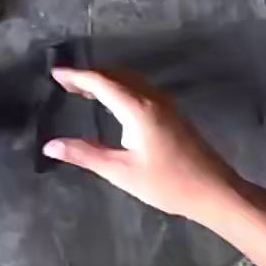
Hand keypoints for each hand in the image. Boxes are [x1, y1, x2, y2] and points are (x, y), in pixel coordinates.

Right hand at [41, 67, 242, 221]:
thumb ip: (85, 154)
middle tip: (65, 82)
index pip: (101, 82)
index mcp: (137, 108)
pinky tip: (113, 103)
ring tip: (83, 90)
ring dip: (105, 80)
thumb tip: (51, 146)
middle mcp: (151, 98)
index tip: (55, 74)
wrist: (213, 190)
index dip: (76, 76)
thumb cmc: (166, 183)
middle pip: (116, 75)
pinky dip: (119, 88)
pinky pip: (139, 89)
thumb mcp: (120, 171)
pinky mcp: (171, 113)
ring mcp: (164, 104)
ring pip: (129, 80)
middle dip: (89, 75)